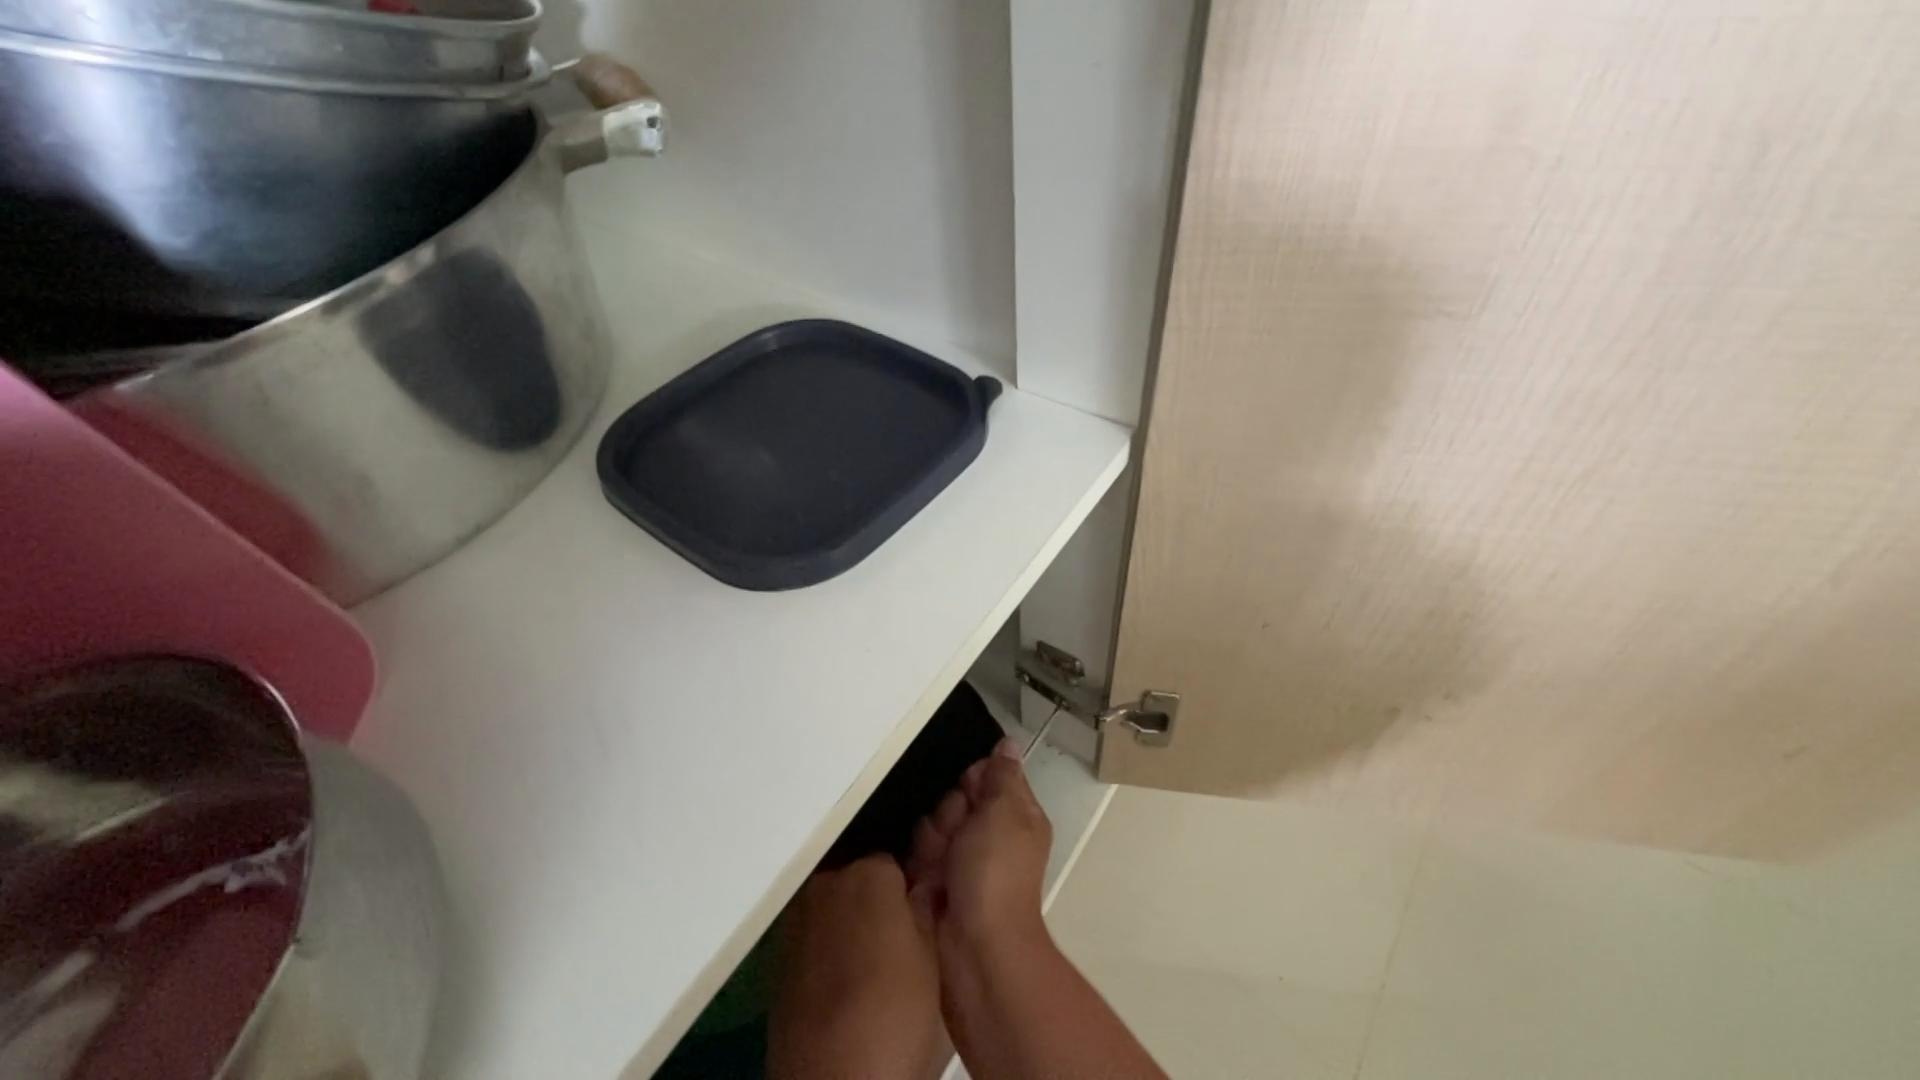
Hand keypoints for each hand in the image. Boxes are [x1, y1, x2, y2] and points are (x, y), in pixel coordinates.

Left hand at [770, 855, 943, 1079]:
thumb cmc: (895, 1016)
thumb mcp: (934, 960)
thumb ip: (928, 910)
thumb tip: (925, 888)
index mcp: (868, 875)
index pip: (898, 862)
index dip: (913, 891)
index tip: (924, 920)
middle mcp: (826, 884)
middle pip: (861, 879)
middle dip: (880, 903)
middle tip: (902, 945)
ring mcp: (796, 920)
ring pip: (835, 908)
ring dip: (852, 926)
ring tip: (875, 969)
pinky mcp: (777, 958)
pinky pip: (814, 938)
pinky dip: (829, 952)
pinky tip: (846, 987)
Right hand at [907, 737, 1052, 954]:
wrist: (974, 947)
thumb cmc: (997, 874)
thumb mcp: (1007, 813)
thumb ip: (1003, 775)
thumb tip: (1009, 743)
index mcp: (1013, 815)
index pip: (982, 775)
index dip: (969, 781)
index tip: (966, 794)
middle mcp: (985, 834)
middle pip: (949, 799)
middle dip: (946, 814)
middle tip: (954, 838)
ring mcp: (956, 859)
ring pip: (926, 825)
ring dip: (929, 843)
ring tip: (938, 867)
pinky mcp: (928, 881)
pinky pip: (910, 854)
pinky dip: (913, 863)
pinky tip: (920, 876)